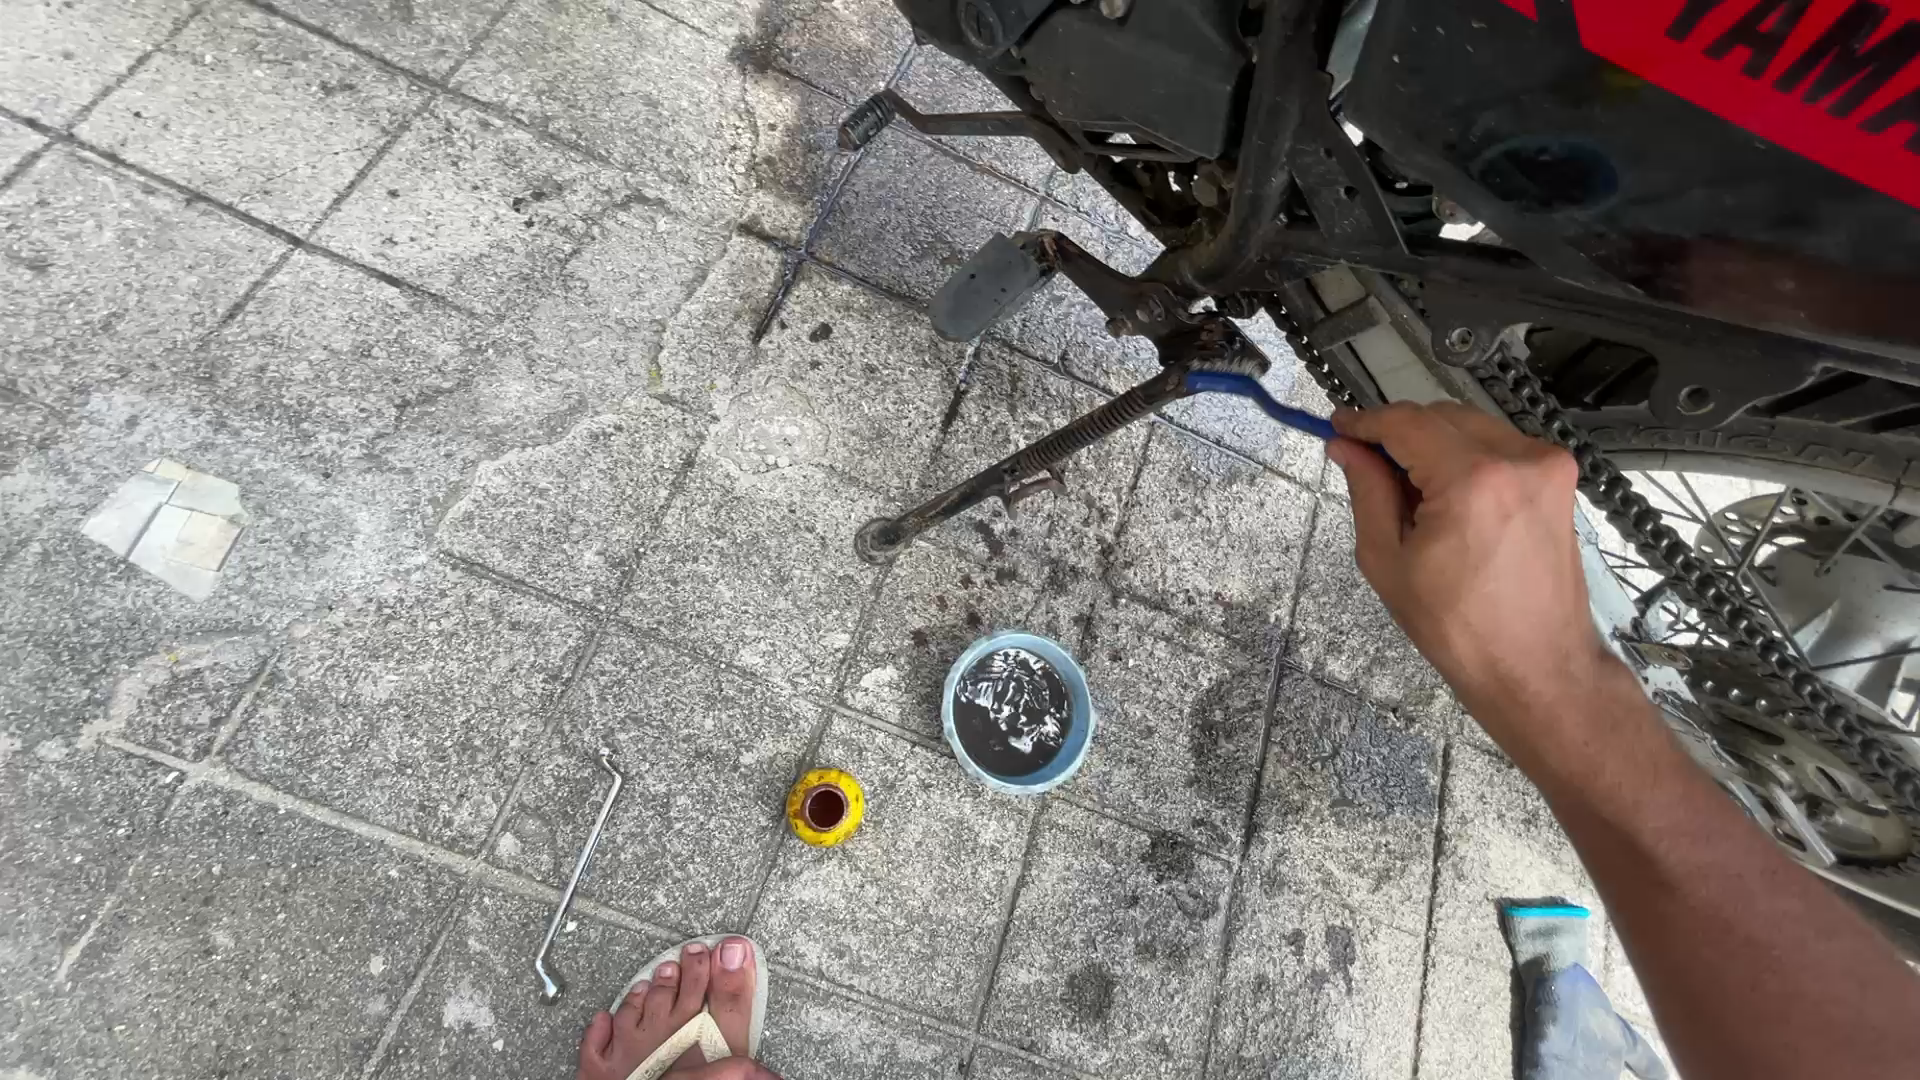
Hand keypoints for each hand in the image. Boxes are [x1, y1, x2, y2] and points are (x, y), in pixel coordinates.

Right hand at [1327, 403, 1620, 760]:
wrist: (1535, 663)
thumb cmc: (1453, 622)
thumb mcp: (1386, 557)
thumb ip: (1366, 490)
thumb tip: (1345, 448)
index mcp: (1473, 480)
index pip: (1406, 423)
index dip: (1364, 421)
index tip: (1335, 425)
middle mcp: (1520, 460)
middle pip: (1438, 416)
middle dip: (1395, 432)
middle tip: (1360, 461)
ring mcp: (1547, 467)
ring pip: (1468, 426)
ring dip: (1427, 442)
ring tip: (1401, 486)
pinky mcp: (1558, 480)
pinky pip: (1496, 446)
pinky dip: (1460, 455)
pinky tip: (1440, 494)